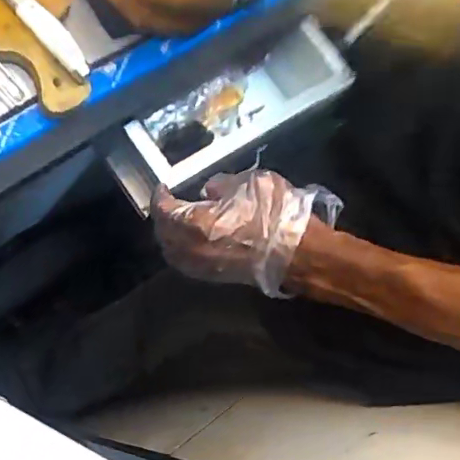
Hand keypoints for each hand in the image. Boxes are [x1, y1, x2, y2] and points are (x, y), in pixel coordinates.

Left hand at [152, 171, 341, 297]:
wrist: (298, 255)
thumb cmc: (274, 216)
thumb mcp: (250, 183)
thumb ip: (220, 184)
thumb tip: (207, 190)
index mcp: (190, 223)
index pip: (162, 209)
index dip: (160, 196)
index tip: (164, 188)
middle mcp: (186, 247)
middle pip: (162, 231)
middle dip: (164, 216)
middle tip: (172, 204)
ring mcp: (196, 265)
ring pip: (171, 249)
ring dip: (171, 235)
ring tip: (180, 221)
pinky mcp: (209, 276)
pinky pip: (184, 261)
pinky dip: (182, 248)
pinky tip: (192, 239)